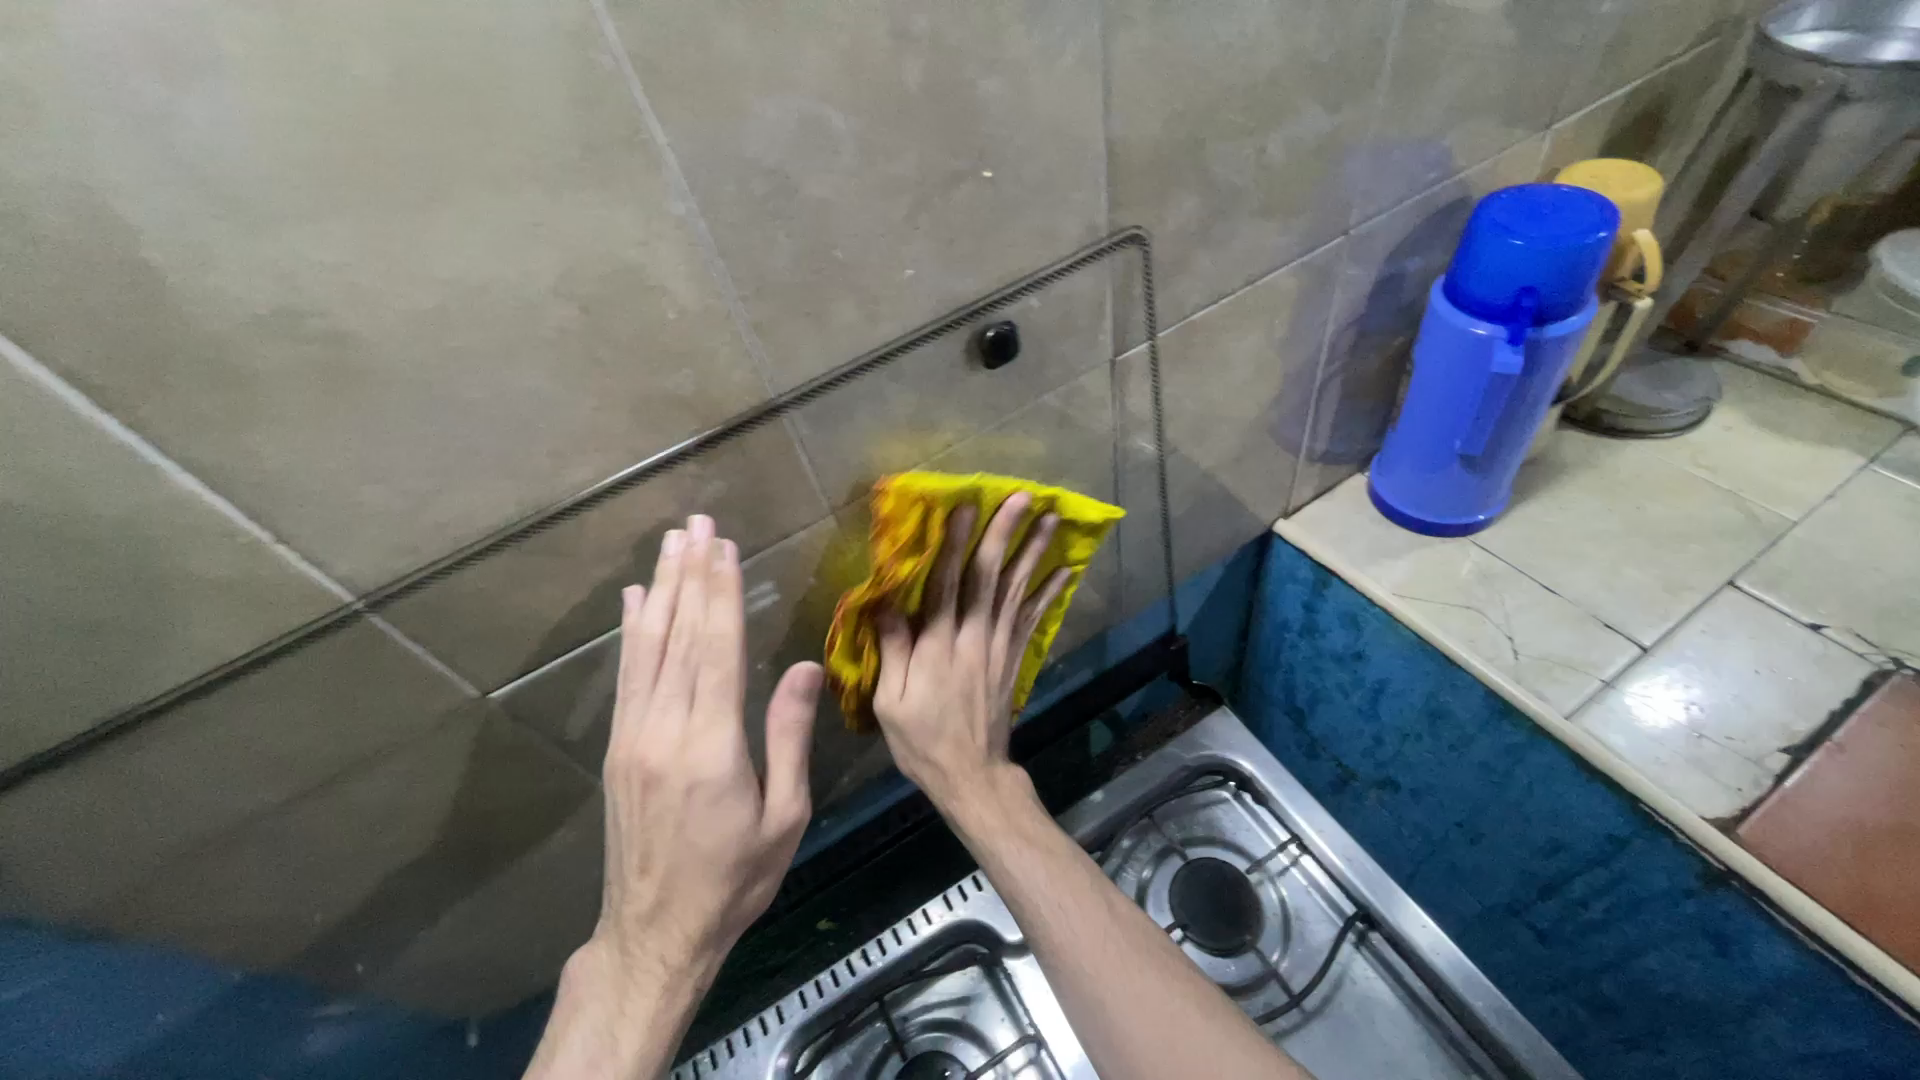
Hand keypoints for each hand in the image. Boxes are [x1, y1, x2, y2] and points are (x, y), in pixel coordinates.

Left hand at [590, 514, 820, 984]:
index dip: (721, 593)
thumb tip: (807, 667)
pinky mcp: (619, 747)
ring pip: (648, 647)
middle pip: (680, 635)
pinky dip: (631, 631)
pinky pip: (627, 676)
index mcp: (712, 745)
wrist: (656, 930)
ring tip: (670, 543)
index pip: (717, 649)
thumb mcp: (784, 816)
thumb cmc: (735, 878)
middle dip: (690, 574)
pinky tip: (634, 600)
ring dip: (660, 589)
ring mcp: (635, 735)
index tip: (724, 546)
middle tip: (696, 522)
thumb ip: (790, 737)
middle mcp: (665, 728)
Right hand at [872, 493, 1070, 812]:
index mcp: (939, 646)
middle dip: (1006, 532)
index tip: (967, 506)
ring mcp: (1000, 647)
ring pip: (1018, 590)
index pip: (948, 583)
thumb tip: (886, 601)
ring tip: (1052, 518)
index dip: (957, 543)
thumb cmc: (922, 740)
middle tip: (1023, 496)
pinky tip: (1064, 570)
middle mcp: (975, 638)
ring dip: (1034, 552)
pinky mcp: (1014, 659)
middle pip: (991, 576)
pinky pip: (1033, 618)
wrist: (972, 775)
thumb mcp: (891, 702)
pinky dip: (1049, 592)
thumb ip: (893, 649)